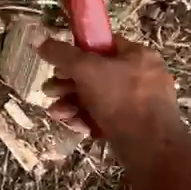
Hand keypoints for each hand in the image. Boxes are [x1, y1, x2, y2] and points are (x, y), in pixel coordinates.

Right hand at [40, 36, 180, 147]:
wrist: (151, 149)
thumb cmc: (120, 99)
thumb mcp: (84, 69)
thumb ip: (60, 53)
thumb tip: (39, 40)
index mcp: (138, 55)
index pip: (101, 43)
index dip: (76, 51)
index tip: (58, 64)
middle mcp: (143, 75)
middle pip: (94, 72)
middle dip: (67, 83)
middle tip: (51, 90)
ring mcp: (141, 101)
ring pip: (96, 95)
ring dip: (71, 102)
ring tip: (57, 112)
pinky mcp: (137, 123)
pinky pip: (106, 113)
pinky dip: (86, 117)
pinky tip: (74, 124)